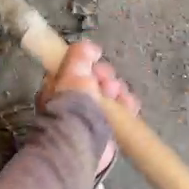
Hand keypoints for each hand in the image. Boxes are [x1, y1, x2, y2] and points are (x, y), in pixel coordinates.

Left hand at [38, 40, 138, 174]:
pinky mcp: (108, 129)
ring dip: (120, 91)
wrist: (82, 140)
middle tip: (108, 85)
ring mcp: (92, 116)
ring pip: (113, 94)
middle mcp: (75, 101)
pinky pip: (123, 112)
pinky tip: (129, 106)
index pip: (80, 68)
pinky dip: (128, 107)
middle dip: (107, 79)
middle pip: (98, 80)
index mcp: (60, 87)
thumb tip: (92, 48)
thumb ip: (80, 55)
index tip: (97, 66)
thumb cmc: (72, 104)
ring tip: (118, 96)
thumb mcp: (71, 72)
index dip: (91, 65)